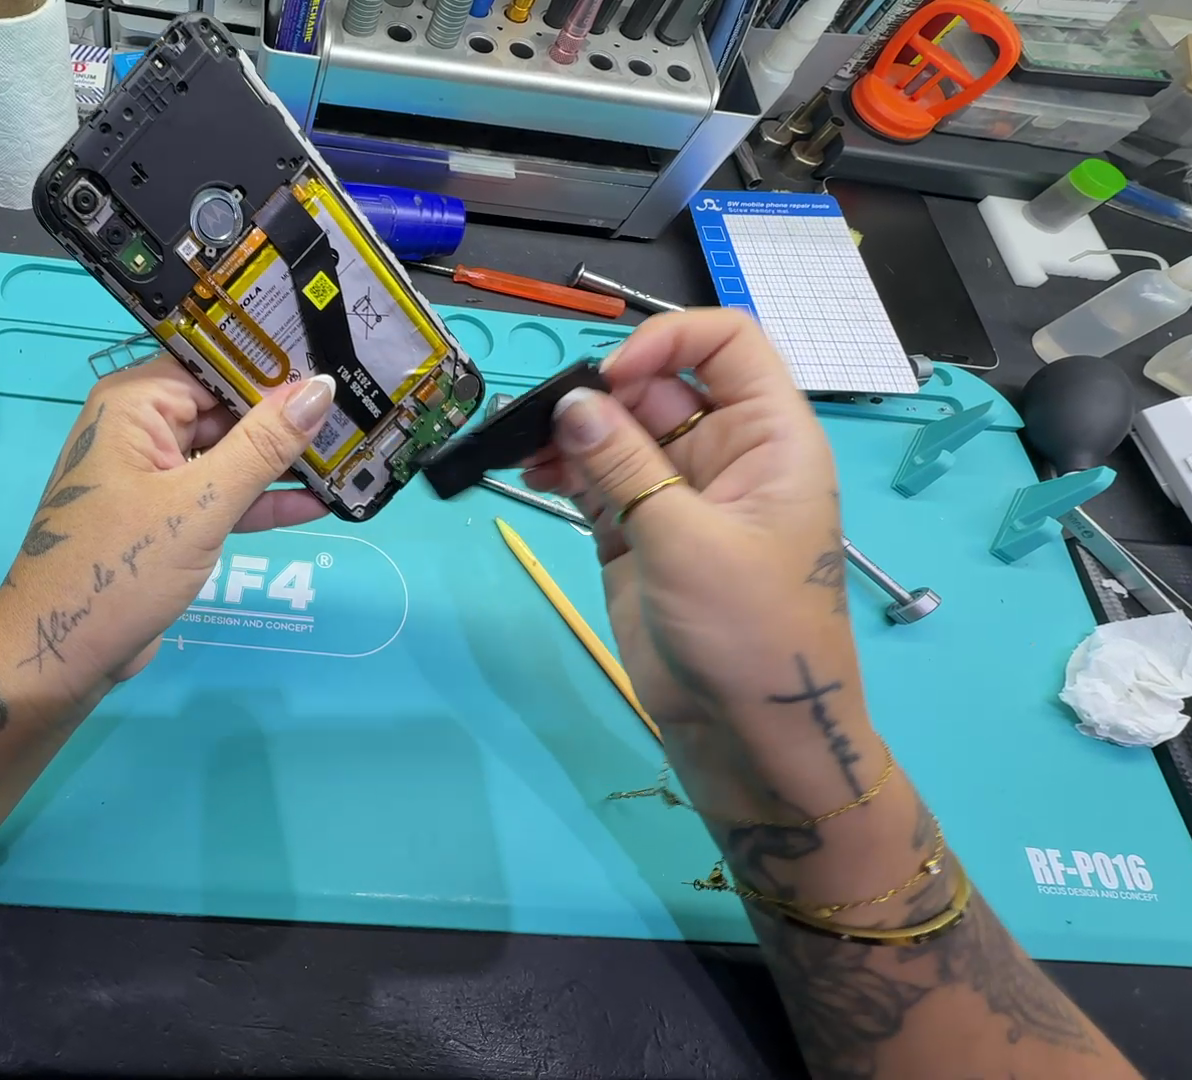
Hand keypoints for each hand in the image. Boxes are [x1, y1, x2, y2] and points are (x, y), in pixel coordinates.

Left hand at [0, 357, 336, 688]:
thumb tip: (319, 388)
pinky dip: (262, 502)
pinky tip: (319, 502)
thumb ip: (263, 446)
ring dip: (283, 463)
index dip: (276, 364)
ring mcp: (156, 476)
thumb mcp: (200, 504)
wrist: (64, 658)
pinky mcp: (168, 518)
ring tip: (352, 455)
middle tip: (361, 408)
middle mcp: (142, 429)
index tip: (340, 360)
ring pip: (230, 455)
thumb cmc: (121, 569)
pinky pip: (222, 496)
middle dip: (289, 416)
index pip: (215, 364)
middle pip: (227, 409)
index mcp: (135, 404)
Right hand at [522, 310, 867, 816]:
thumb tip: (569, 404)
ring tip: (525, 455)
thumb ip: (624, 467)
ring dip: (569, 436)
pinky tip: (534, 477)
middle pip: (654, 391)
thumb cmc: (746, 628)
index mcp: (767, 439)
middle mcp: (719, 455)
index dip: (667, 342)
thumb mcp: (686, 539)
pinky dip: (562, 472)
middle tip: (538, 422)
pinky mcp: (634, 530)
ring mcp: (673, 494)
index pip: (726, 347)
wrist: (742, 727)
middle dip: (596, 398)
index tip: (606, 377)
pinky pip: (594, 481)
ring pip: (615, 436)